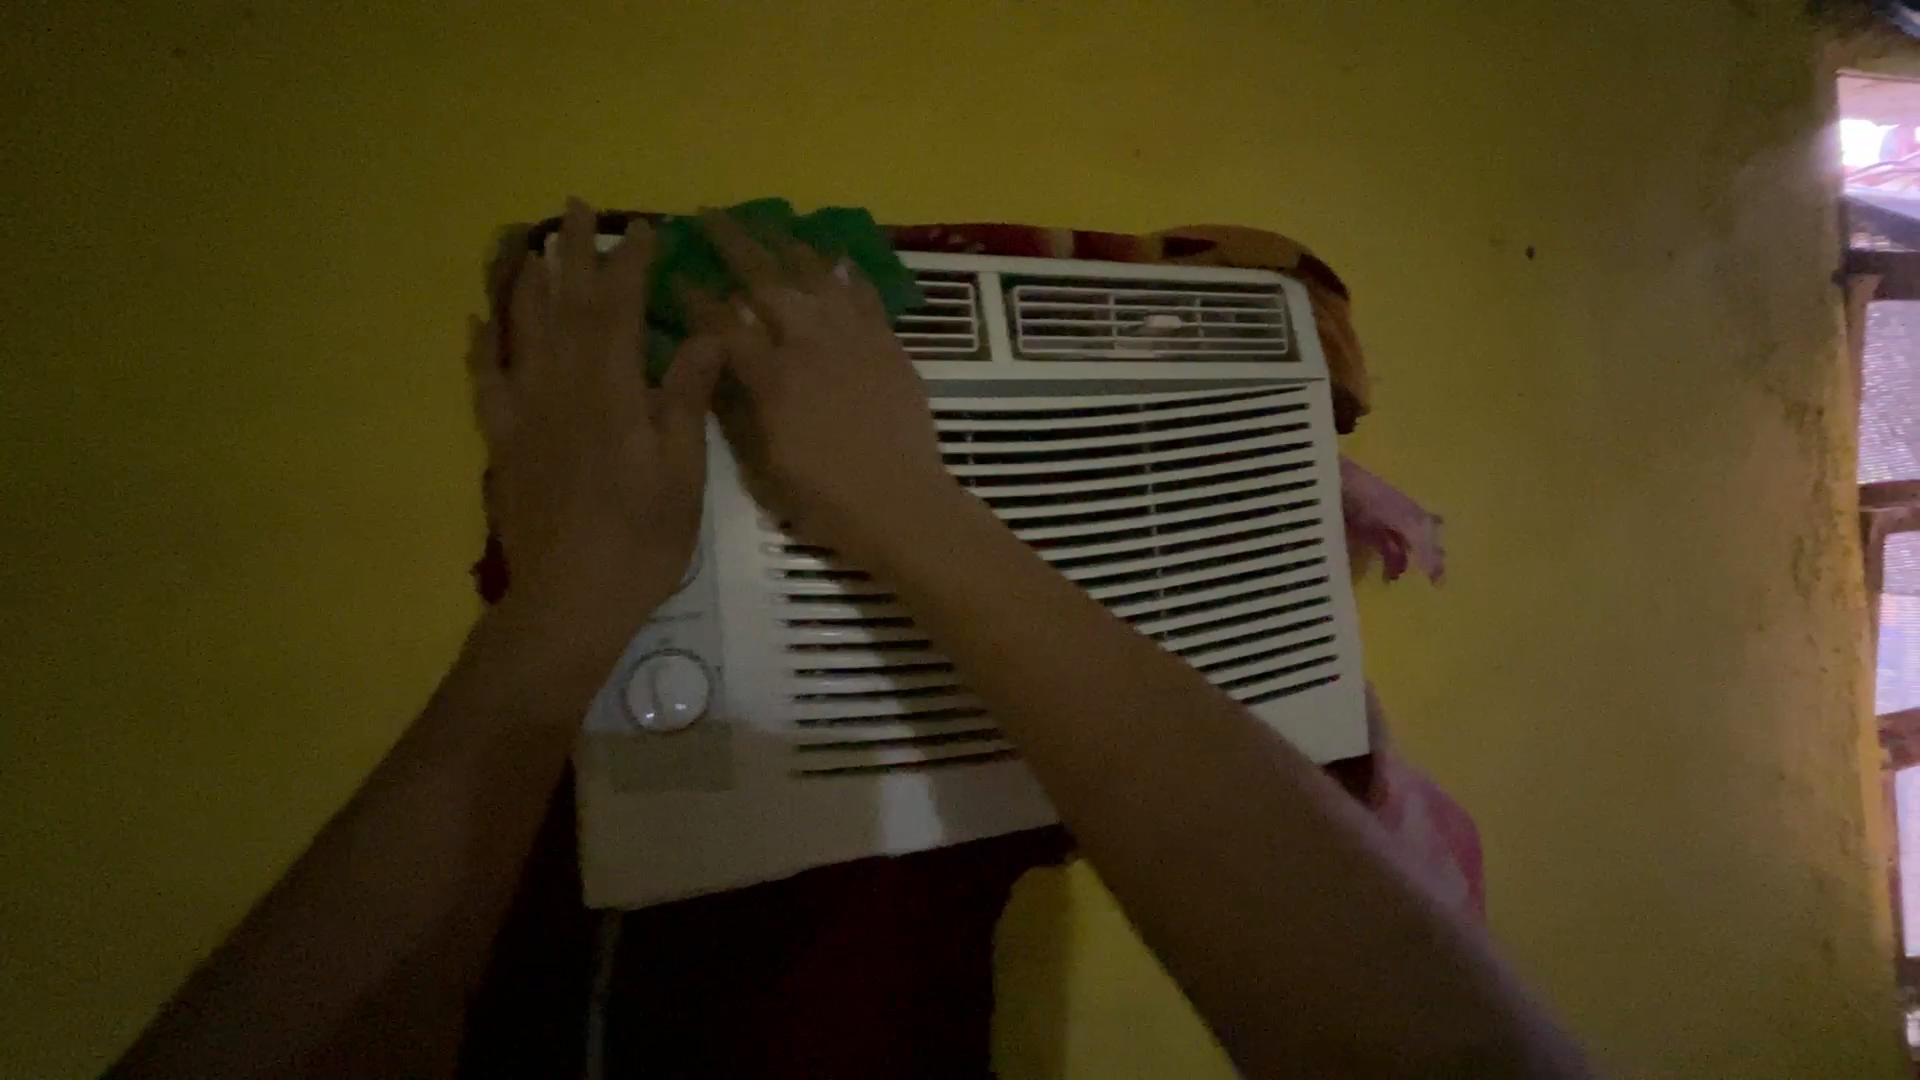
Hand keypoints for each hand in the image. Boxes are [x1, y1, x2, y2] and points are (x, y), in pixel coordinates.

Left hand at [470, 199, 722, 637]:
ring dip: (524, 282)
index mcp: (609, 392)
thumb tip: (704, 337)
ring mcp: (523, 413)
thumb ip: (685, 400)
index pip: (618, 310)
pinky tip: (478, 324)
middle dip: (574, 254)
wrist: (571, 598)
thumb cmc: (642, 538)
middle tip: (578, 208)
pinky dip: (481, 345)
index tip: (644, 229)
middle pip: (563, 305)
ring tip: (528, 244)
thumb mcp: (682, 473)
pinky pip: (484, 380)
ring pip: (518, 331)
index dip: (630, 265)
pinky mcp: (502, 441)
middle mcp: (558, 387)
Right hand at [683, 211, 956, 554]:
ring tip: (769, 224)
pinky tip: (837, 260)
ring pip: (818, 275)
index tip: (671, 272)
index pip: (721, 322)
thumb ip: (738, 409)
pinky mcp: (890, 346)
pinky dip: (849, 274)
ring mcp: (855, 339)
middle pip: (766, 279)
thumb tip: (717, 366)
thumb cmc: (825, 499)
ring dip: (788, 245)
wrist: (900, 503)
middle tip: (709, 216)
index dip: (692, 296)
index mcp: (772, 377)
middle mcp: (810, 343)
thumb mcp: (763, 464)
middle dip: (733, 242)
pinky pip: (866, 296)